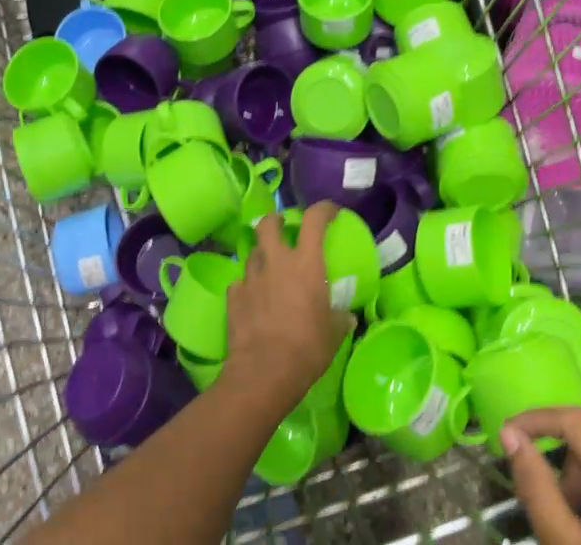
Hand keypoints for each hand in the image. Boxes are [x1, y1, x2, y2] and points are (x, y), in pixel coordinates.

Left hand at [222, 203, 351, 408]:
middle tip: (284, 229)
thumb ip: (340, 318)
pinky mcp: (233, 296)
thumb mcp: (334, 333)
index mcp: (306, 263)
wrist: (265, 371)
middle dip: (275, 221)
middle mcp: (276, 262)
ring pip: (253, 253)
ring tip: (270, 271)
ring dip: (262, 256)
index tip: (331, 211)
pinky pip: (241, 282)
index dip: (323, 209)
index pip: (314, 220)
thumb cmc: (308, 347)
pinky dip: (248, 286)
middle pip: (268, 224)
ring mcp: (251, 277)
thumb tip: (346, 316)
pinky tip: (254, 299)